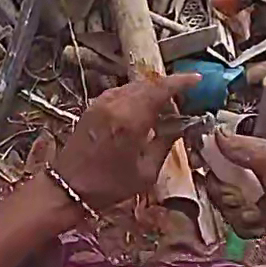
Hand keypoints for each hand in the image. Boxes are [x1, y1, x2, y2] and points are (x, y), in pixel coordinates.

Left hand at [52, 73, 195, 208]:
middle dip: (168, 87)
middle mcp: (116, 104)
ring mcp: (102, 102)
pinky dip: (137, 95)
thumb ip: (165, 143)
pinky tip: (144, 109)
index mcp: (131, 120)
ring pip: (134, 86)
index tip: (197, 79)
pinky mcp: (93, 105)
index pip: (161, 90)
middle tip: (184, 98)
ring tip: (166, 105)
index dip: (181, 82)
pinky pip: (121, 92)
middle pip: (148, 84)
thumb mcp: (146, 172)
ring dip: (152, 91)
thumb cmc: (109, 185)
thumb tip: (181, 126)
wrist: (68, 187)